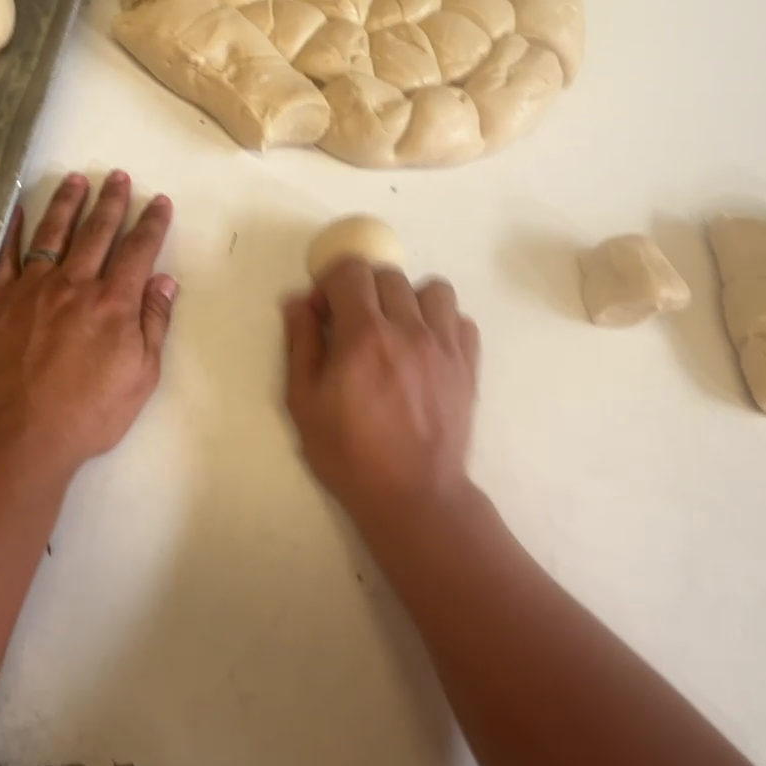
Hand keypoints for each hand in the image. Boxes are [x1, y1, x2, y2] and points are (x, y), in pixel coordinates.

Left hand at [0, 171, 177, 474]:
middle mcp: (75, 285)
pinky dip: (14, 230)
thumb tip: (165, 283)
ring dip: (68, 203)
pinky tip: (20, 210)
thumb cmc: (88, 414)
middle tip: (118, 177)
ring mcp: (33, 289)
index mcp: (114, 304)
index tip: (159, 202)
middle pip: (97, 232)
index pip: (138, 251)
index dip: (151, 224)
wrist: (20, 435)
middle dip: (112, 202)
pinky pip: (6, 256)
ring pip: (53, 233)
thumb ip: (153, 325)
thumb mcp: (140, 377)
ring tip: (77, 179)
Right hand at [283, 261, 480, 524]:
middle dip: (363, 290)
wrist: (413, 494)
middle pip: (388, 275)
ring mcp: (444, 345)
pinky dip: (441, 324)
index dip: (330, 282)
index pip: (350, 271)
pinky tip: (424, 350)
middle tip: (352, 326)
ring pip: (433, 289)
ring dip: (408, 300)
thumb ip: (300, 344)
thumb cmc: (348, 453)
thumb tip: (297, 301)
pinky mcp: (468, 364)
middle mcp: (408, 329)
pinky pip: (460, 319)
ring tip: (395, 331)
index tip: (324, 312)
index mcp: (363, 336)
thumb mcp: (304, 403)